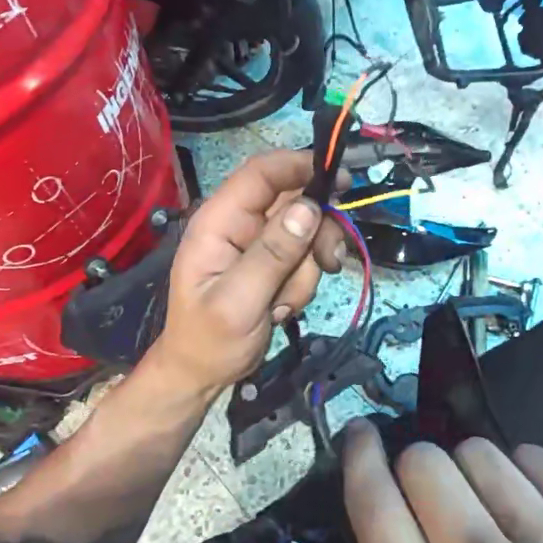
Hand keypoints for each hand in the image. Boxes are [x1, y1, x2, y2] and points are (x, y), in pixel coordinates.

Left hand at [145, 150, 346, 395]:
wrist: (201, 375)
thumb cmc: (208, 340)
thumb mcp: (239, 301)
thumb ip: (273, 254)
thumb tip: (309, 207)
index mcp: (219, 220)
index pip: (261, 172)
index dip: (300, 166)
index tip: (340, 179)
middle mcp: (240, 223)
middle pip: (294, 200)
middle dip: (317, 231)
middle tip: (329, 262)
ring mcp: (258, 242)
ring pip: (307, 230)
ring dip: (308, 266)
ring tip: (285, 303)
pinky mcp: (273, 262)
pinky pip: (305, 256)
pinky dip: (304, 280)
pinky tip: (283, 306)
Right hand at [342, 422, 542, 542]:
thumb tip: (394, 496)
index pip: (378, 515)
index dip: (360, 462)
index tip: (360, 434)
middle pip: (426, 465)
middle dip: (422, 466)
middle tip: (440, 489)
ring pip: (480, 451)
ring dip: (476, 470)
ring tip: (498, 506)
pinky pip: (537, 457)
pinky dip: (527, 472)